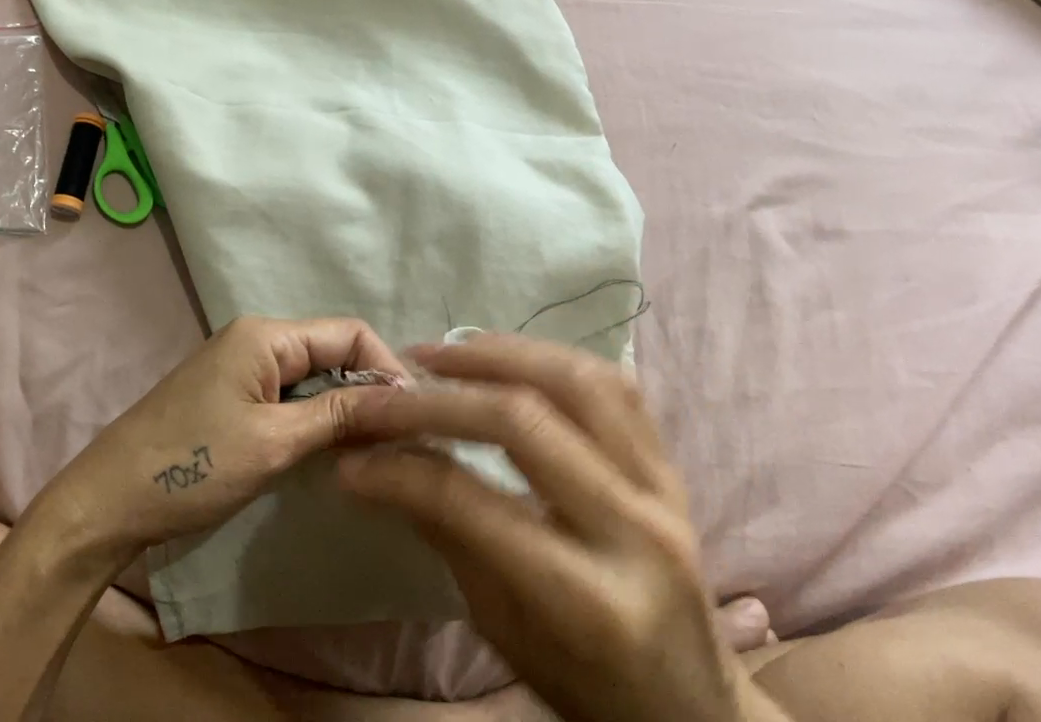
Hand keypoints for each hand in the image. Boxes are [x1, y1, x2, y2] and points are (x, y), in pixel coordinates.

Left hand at [37, 315, 407, 567]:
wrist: (111, 501)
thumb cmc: (192, 467)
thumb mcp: (274, 442)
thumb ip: (338, 414)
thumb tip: (402, 400)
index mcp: (264, 336)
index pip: (349, 333)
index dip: (387, 369)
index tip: (416, 419)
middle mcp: (255, 341)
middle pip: (333, 352)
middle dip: (369, 391)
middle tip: (403, 442)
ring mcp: (241, 370)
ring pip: (313, 378)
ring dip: (344, 409)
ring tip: (378, 451)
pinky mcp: (233, 399)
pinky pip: (289, 398)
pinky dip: (316, 420)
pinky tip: (336, 452)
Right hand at [336, 335, 780, 721]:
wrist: (689, 704)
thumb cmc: (582, 682)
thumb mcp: (499, 627)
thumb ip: (445, 534)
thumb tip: (376, 465)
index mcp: (586, 596)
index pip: (471, 502)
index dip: (399, 469)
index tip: (351, 455)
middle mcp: (635, 530)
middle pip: (525, 423)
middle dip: (440, 399)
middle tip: (387, 389)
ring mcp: (665, 491)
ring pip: (580, 383)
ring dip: (500, 355)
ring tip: (442, 354)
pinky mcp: (673, 469)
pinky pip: (616, 388)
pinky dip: (552, 359)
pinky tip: (506, 359)